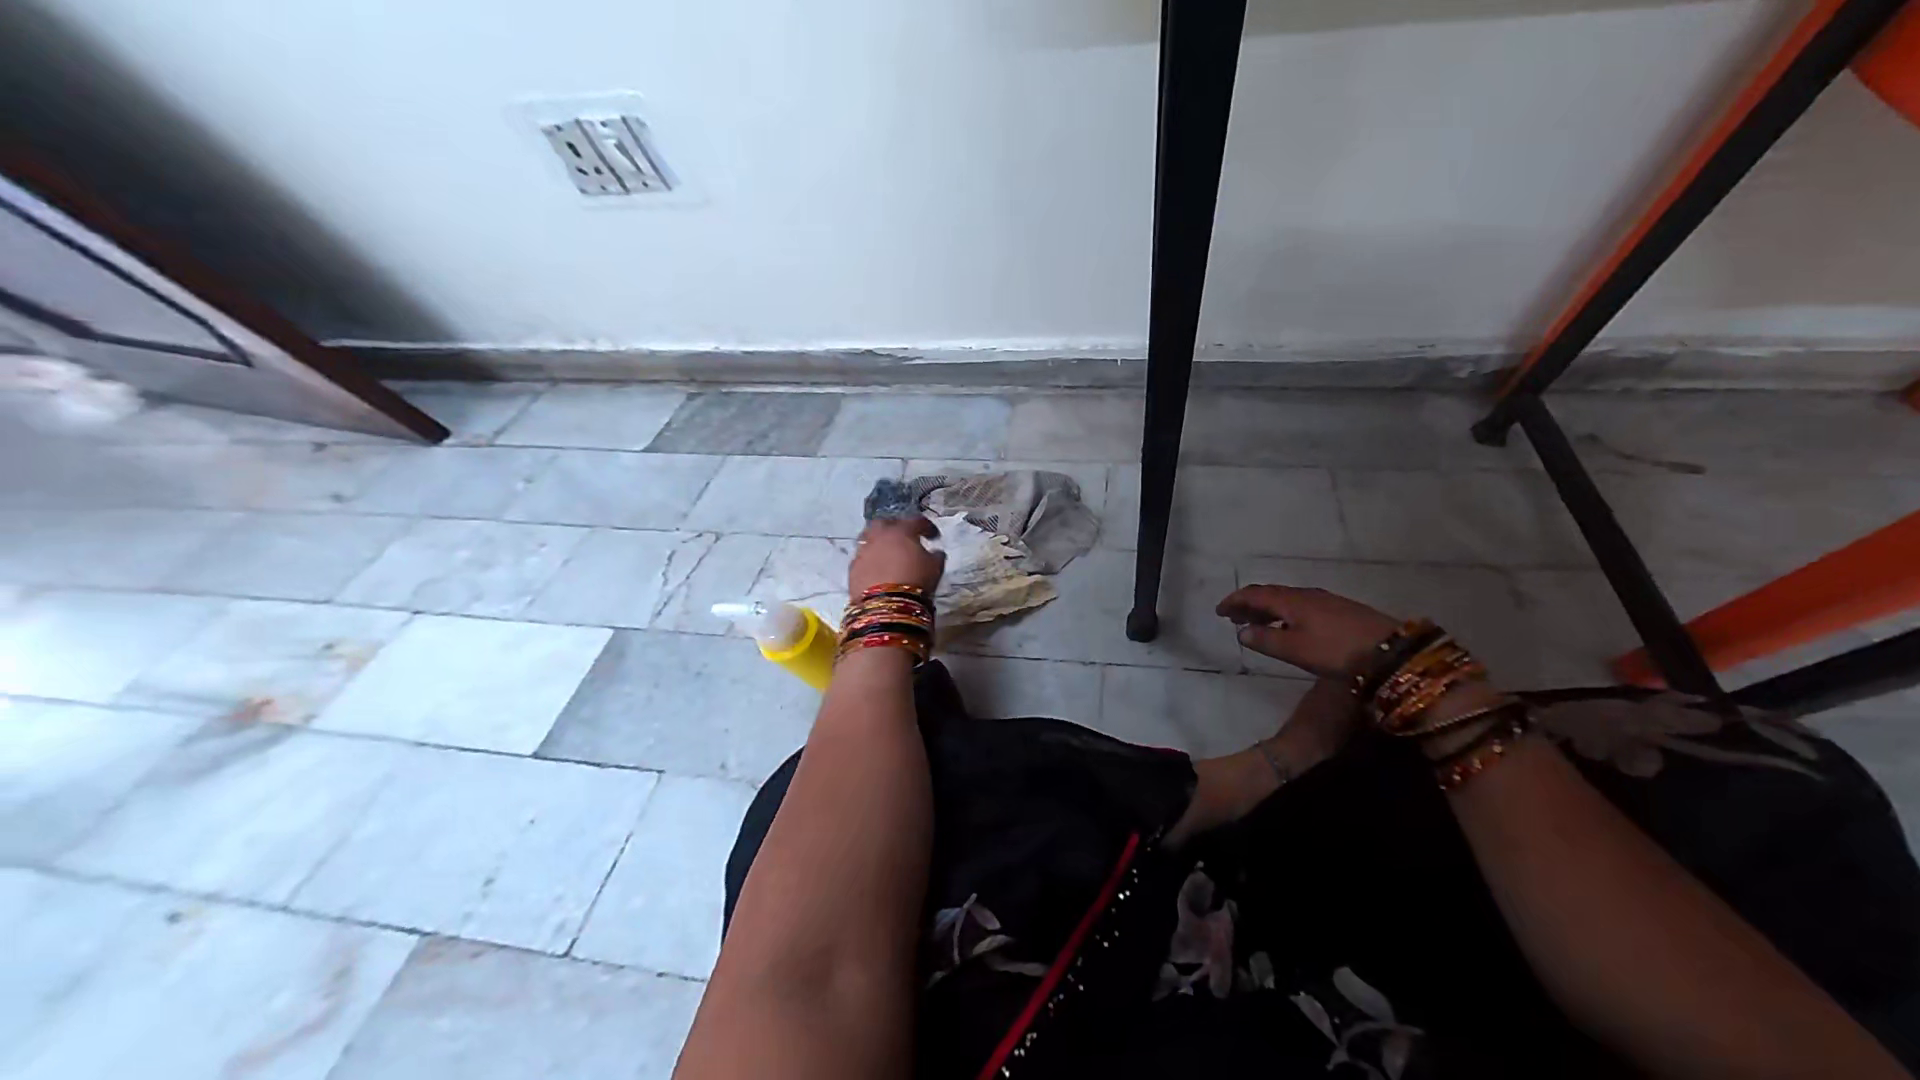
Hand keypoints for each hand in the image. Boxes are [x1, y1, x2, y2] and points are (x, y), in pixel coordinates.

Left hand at [849, 516, 943, 595]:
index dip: (927, 527)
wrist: (886, 606)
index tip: (934, 536)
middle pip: (884, 523)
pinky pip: (862, 558)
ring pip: (868, 539)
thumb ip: (936, 556)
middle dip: (894, 527)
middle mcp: (879, 536)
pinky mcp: (853, 568)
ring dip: (878, 543)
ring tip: (888, 554)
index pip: (916, 521)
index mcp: (901, 531)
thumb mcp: (935, 568)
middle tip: (903, 539)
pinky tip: (877, 570)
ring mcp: (863, 551)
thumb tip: (935, 552)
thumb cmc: (916, 581)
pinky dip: (870, 561)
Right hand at [1215, 584, 1399, 678]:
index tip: (1219, 611)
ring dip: (1267, 610)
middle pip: (1270, 594)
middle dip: (1248, 604)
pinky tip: (1288, 627)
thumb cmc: (1336, 650)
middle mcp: (1306, 595)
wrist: (1391, 651)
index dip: (1234, 601)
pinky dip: (1284, 614)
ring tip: (1256, 623)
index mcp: (1291, 601)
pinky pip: (1301, 606)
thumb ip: (1266, 640)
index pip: (1255, 594)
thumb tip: (1242, 632)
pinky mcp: (1340, 611)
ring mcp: (1325, 601)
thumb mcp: (1295, 650)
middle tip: (1233, 617)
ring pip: (1287, 600)